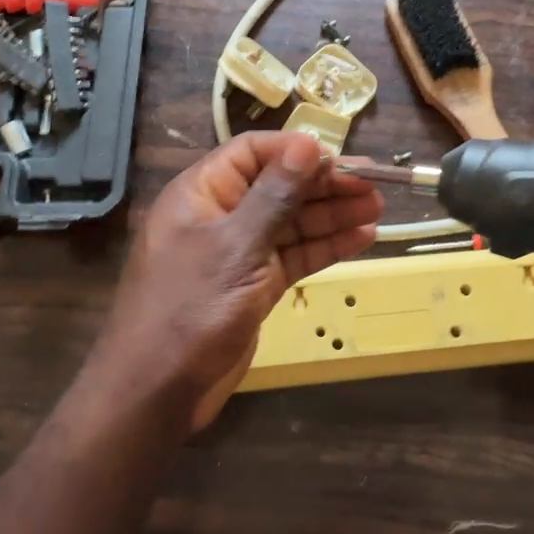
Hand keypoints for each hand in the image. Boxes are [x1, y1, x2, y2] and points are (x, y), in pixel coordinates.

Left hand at [90, 132, 382, 431]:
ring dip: (333, 214)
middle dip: (326, 184)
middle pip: (280, 186)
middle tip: (375, 185)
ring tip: (378, 209)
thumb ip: (275, 195)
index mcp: (202, 193)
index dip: (297, 152)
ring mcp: (239, 252)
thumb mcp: (236, 247)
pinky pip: (294, 255)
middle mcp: (221, 215)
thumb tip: (308, 142)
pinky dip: (326, 246)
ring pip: (292, 222)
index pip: (254, 153)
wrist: (156, 391)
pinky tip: (362, 238)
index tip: (342, 160)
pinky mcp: (254, 285)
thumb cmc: (189, 309)